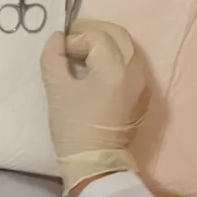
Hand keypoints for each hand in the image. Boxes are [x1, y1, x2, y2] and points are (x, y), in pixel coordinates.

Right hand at [39, 20, 148, 194]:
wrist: (95, 163)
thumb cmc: (73, 128)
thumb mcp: (56, 90)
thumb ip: (53, 57)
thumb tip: (57, 39)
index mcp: (115, 68)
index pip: (95, 36)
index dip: (74, 39)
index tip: (59, 53)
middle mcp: (136, 70)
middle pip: (117, 35)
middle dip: (92, 33)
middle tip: (70, 42)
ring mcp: (143, 84)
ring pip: (126, 49)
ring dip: (104, 45)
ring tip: (82, 56)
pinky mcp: (142, 96)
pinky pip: (131, 66)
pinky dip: (114, 61)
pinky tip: (96, 73)